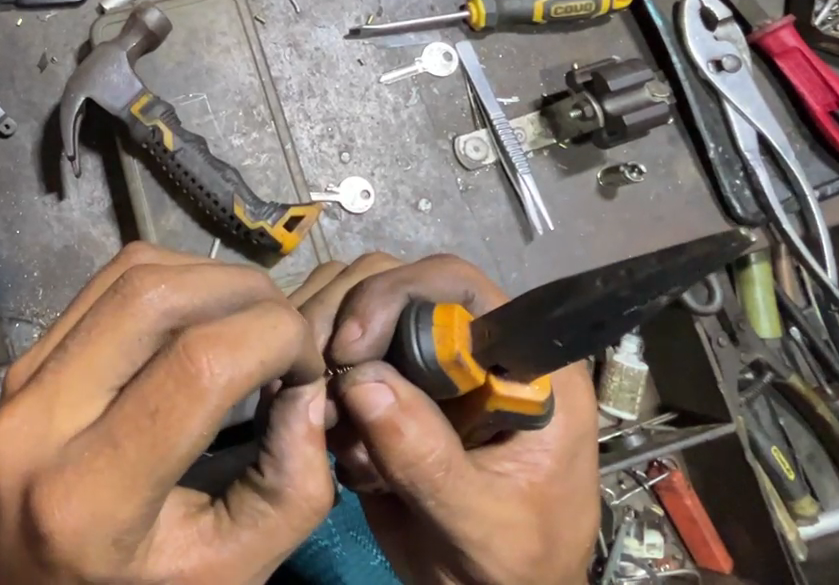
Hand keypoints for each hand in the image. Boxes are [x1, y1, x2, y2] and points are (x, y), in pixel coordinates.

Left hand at [0, 243, 335, 583]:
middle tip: (286, 329)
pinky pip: (103, 284)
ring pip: (127, 274)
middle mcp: (39, 421)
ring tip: (250, 316)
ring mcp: (21, 380)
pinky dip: (168, 279)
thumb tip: (308, 388)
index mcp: (88, 498)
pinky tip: (200, 312)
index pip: (198, 365)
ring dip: (206, 276)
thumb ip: (288, 492)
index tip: (308, 367)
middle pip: (155, 297)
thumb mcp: (226, 577)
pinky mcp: (23, 357)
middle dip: (243, 292)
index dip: (275, 340)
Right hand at [289, 254, 598, 584]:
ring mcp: (426, 359)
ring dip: (325, 344)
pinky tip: (321, 423)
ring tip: (321, 410)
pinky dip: (316, 371)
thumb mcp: (483, 527)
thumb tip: (361, 382)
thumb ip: (430, 460)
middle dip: (347, 319)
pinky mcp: (389, 378)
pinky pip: (338, 342)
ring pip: (359, 303)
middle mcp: (471, 344)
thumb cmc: (514, 567)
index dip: (398, 295)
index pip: (458, 286)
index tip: (351, 347)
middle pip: (397, 283)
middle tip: (318, 373)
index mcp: (522, 364)